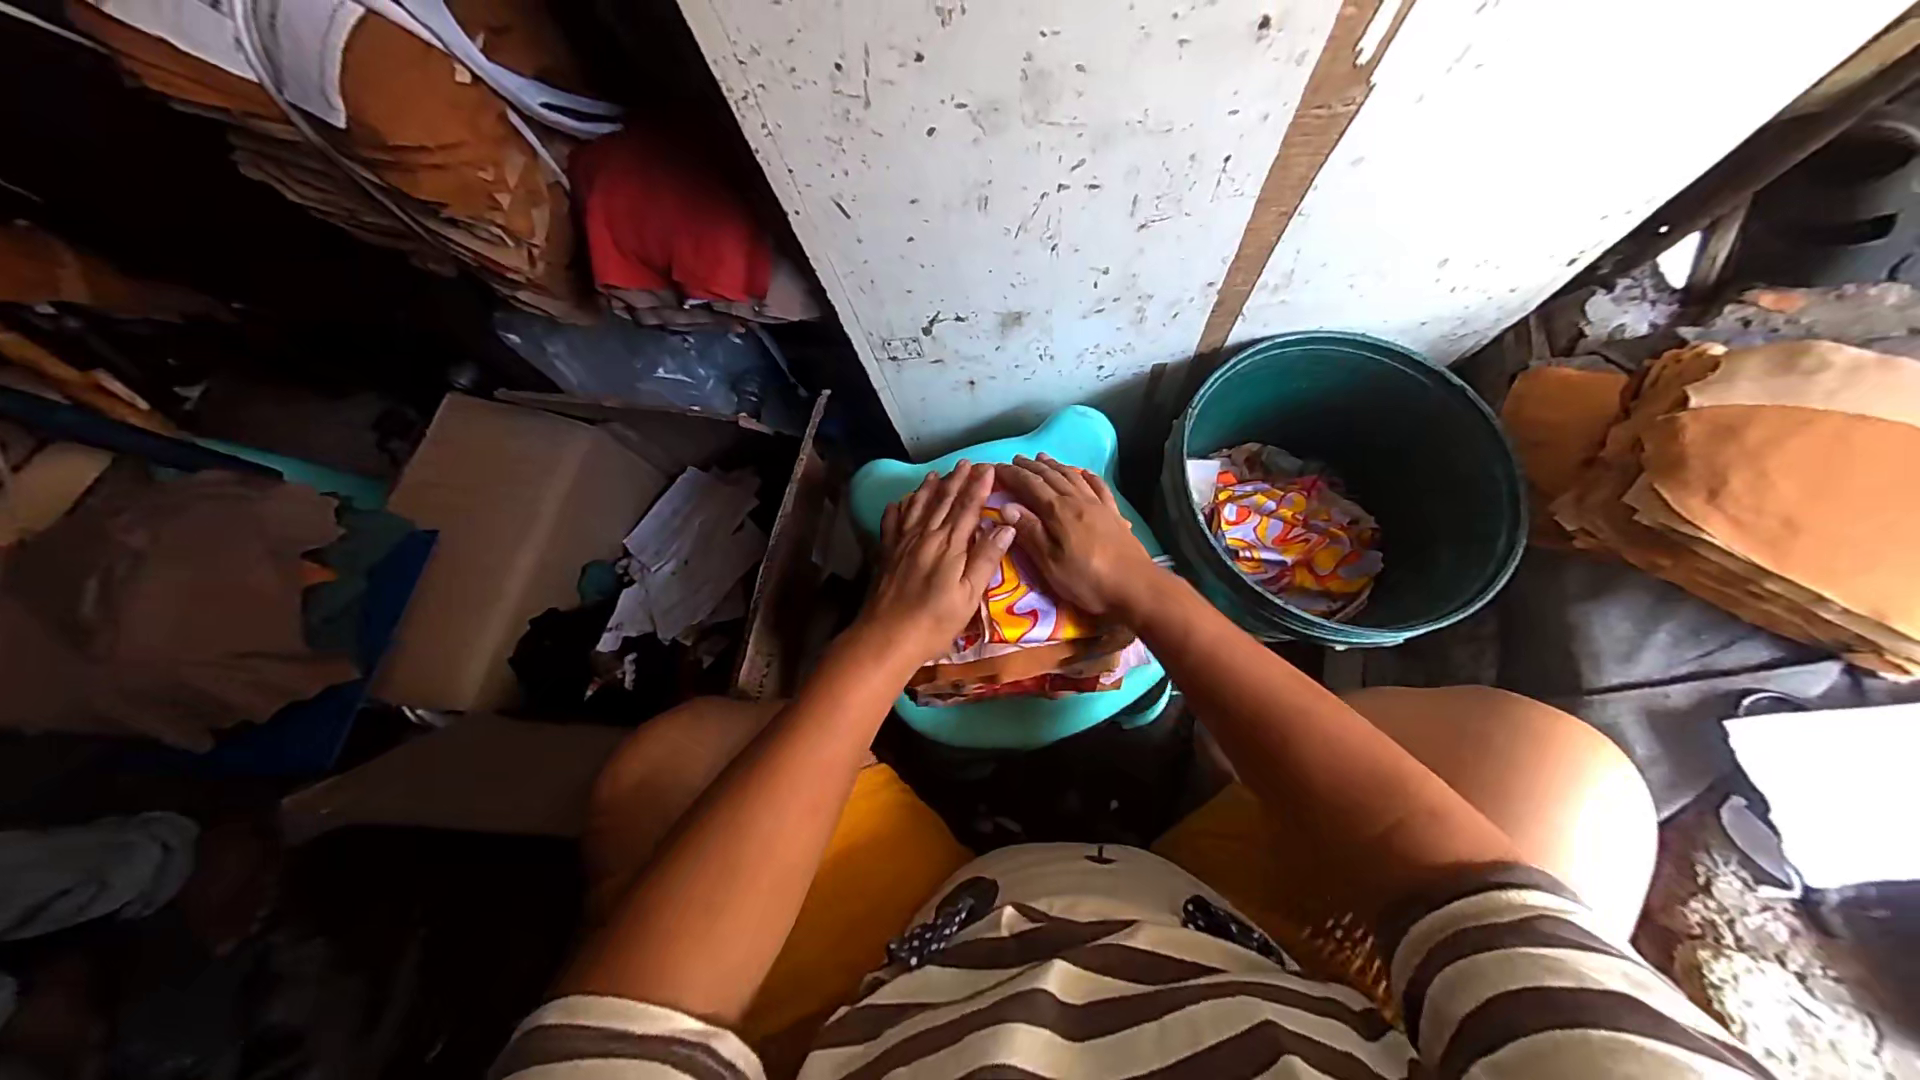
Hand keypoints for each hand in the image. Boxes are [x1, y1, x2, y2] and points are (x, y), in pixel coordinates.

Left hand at [857, 461, 1013, 666]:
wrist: (886, 636)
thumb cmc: (935, 622)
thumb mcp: (969, 595)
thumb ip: (986, 559)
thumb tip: (1006, 527)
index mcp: (950, 545)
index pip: (968, 508)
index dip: (979, 487)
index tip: (988, 469)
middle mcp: (925, 536)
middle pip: (943, 501)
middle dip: (957, 480)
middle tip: (967, 463)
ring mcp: (902, 543)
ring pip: (917, 506)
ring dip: (929, 488)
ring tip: (937, 474)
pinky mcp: (886, 553)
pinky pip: (892, 521)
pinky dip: (899, 507)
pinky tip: (900, 501)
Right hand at [994, 454, 1160, 617]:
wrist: (1135, 587)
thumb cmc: (1086, 580)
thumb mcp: (1050, 562)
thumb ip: (1029, 532)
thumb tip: (1007, 506)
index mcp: (1058, 511)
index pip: (1029, 485)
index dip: (1012, 475)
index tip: (996, 468)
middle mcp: (1077, 500)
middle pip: (1051, 476)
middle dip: (1031, 466)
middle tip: (1015, 459)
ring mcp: (1098, 505)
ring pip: (1072, 477)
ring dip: (1055, 466)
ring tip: (1042, 458)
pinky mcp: (1114, 514)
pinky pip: (1098, 487)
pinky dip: (1087, 476)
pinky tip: (1083, 472)